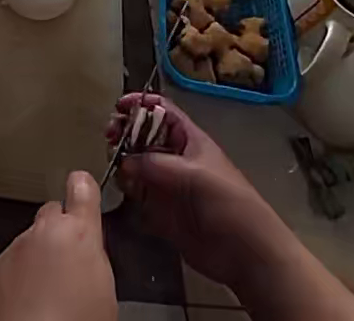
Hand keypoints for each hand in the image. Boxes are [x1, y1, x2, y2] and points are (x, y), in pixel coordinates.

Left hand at [0, 170, 116, 320]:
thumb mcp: (105, 287)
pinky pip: (12, 261)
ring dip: (37, 256)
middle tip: (66, 263)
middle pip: (53, 213)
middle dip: (58, 230)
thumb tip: (88, 246)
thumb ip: (95, 253)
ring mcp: (19, 247)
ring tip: (46, 293)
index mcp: (79, 230)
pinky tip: (27, 303)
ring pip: (31, 239)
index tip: (83, 190)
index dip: (83, 188)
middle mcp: (46, 230)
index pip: (82, 185)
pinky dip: (18, 275)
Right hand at [108, 93, 282, 287]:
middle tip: (109, 135)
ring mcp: (169, 184)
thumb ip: (156, 165)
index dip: (143, 103)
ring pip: (139, 163)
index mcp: (189, 138)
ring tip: (114, 161)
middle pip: (146, 135)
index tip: (119, 105)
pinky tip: (123, 187)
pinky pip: (140, 193)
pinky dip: (128, 187)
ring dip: (125, 159)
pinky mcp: (163, 211)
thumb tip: (124, 160)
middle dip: (127, 130)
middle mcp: (176, 157)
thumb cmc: (225, 200)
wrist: (243, 249)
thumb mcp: (192, 174)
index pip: (163, 111)